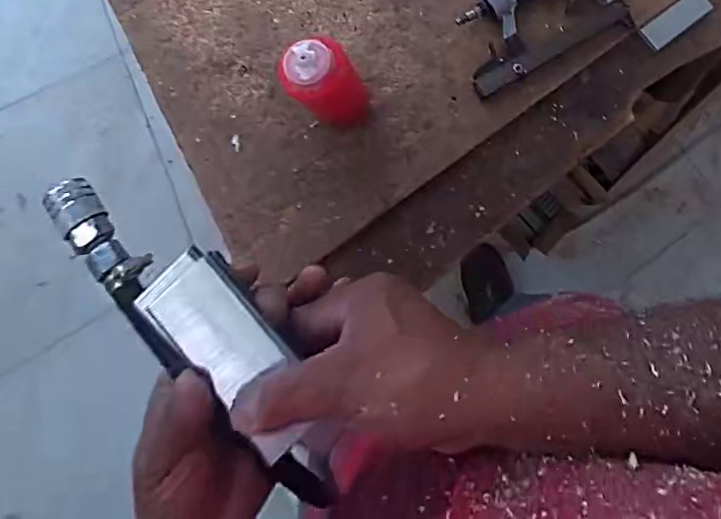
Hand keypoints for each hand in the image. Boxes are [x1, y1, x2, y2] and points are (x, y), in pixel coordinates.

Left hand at [133, 265, 331, 518]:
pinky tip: (345, 322)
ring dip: (306, 305)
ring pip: (285, 337)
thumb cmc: (173, 494)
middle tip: (305, 283)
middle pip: (255, 322)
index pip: (213, 321)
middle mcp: (233, 371)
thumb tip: (189, 376)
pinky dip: (326, 343)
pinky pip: (308, 369)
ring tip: (326, 284)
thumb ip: (173, 423)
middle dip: (279, 295)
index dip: (231, 291)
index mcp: (197, 373)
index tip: (251, 272)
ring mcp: (264, 385)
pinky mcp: (290, 404)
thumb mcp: (161, 460)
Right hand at [230, 273, 492, 452]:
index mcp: (359, 295)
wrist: (479, 399)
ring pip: (339, 357)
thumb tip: (241, 406)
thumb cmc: (409, 381)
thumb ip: (287, 392)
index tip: (248, 389)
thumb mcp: (342, 385)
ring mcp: (393, 330)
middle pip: (318, 337)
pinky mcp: (406, 357)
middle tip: (267, 412)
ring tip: (292, 425)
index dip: (272, 353)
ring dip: (318, 389)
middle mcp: (374, 304)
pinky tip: (328, 425)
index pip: (299, 317)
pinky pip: (362, 371)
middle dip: (295, 374)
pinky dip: (344, 395)